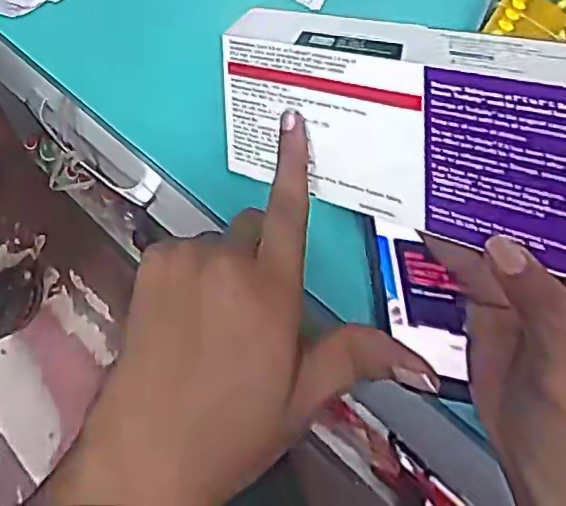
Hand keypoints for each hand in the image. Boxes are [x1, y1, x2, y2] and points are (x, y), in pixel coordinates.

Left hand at [40, 112, 436, 505]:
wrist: (150, 444)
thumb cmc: (233, 425)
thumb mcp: (300, 397)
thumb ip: (351, 357)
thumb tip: (416, 359)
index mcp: (270, 291)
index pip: (287, 213)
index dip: (293, 164)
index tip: (292, 120)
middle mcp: (226, 261)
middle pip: (253, 227)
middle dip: (262, 253)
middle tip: (256, 307)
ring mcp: (183, 256)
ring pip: (217, 242)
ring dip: (223, 266)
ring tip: (214, 321)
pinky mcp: (151, 259)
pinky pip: (182, 249)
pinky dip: (189, 270)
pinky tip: (183, 313)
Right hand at [426, 190, 565, 505]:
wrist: (539, 477)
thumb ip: (544, 307)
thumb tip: (503, 242)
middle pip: (563, 229)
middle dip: (534, 192)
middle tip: (501, 149)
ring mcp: (533, 295)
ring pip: (511, 241)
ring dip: (485, 213)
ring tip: (456, 172)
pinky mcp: (494, 304)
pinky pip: (474, 264)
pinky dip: (451, 243)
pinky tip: (428, 219)